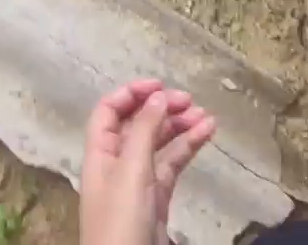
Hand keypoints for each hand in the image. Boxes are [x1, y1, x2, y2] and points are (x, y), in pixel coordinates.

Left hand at [80, 80, 217, 244]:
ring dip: (179, 126)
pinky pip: (172, 164)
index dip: (131, 94)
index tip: (160, 85)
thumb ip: (144, 129)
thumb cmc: (121, 221)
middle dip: (161, 108)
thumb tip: (156, 95)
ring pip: (159, 143)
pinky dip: (188, 147)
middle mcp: (117, 164)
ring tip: (205, 116)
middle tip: (189, 101)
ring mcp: (138, 182)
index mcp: (100, 154)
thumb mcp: (131, 171)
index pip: (109, 111)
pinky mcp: (157, 200)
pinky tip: (207, 133)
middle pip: (137, 124)